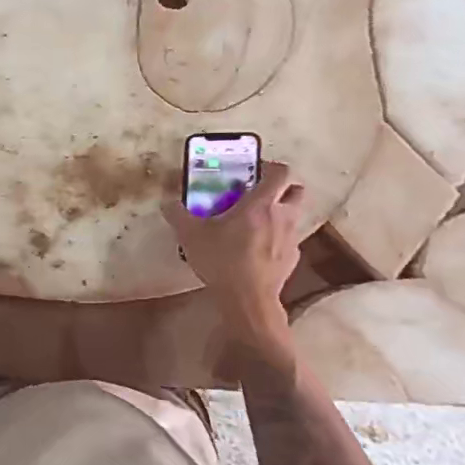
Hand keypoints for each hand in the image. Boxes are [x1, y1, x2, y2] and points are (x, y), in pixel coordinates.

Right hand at [164, 161, 305, 338]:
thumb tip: (168, 202)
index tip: (253, 170)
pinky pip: (287, 241)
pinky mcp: (292, 259)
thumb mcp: (190, 235)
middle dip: (281, 189)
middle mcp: (282, 216)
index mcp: (260, 204)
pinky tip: (256, 250)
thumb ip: (178, 214)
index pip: (280, 172)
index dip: (269, 166)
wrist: (247, 298)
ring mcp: (290, 238)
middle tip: (258, 195)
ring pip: (292, 216)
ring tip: (253, 224)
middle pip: (296, 191)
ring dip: (278, 214)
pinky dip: (275, 240)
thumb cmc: (221, 259)